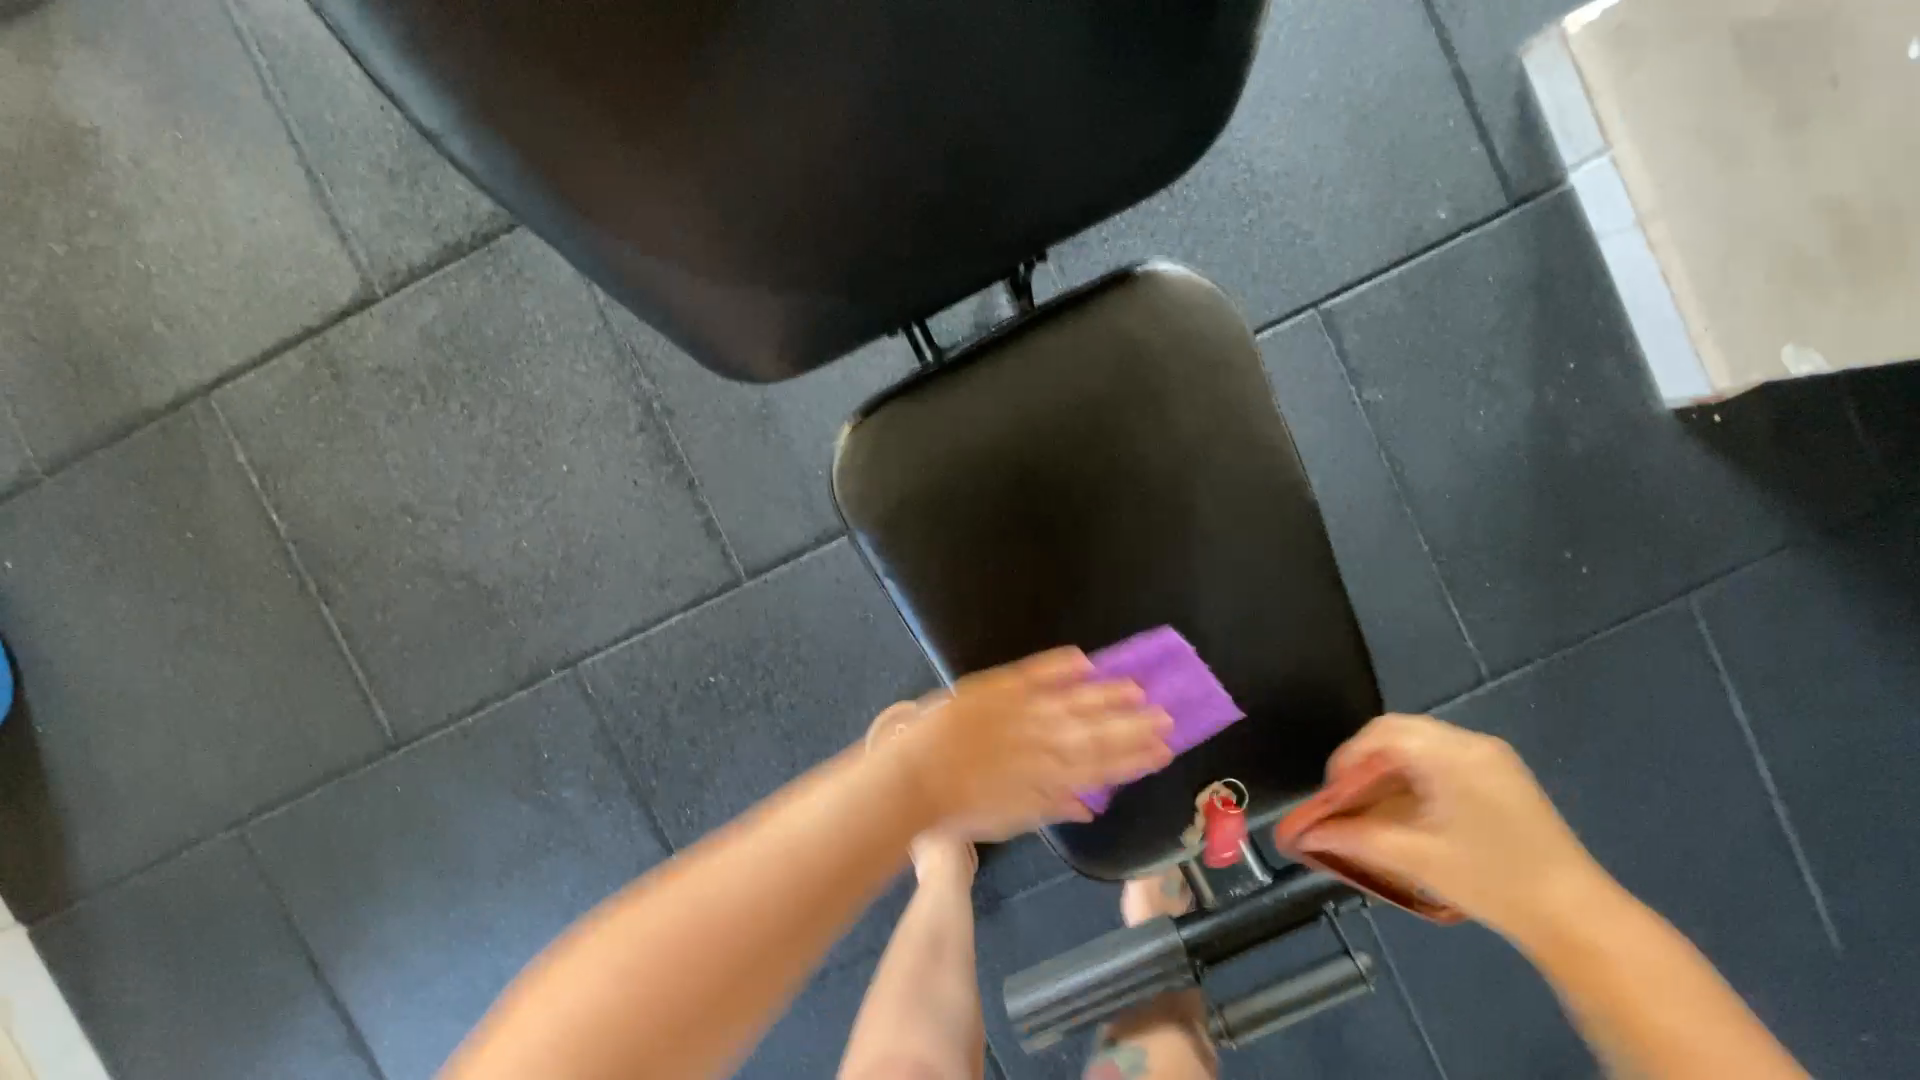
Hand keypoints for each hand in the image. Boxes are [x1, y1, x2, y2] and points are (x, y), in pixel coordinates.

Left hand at [886, 647, 1173, 841]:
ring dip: (1108, 695)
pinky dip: (1060, 665)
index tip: (1163, 749)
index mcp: (1049, 779)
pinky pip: (1036, 672)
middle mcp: (1044, 743)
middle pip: (1098, 733)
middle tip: (1167, 716)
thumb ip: (1053, 808)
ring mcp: (1022, 712)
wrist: (915, 776)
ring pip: (1075, 701)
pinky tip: (1084, 659)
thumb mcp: (1011, 820)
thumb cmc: (959, 806)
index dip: (1135, 758)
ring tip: (1138, 687)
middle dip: (1134, 726)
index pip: (1103, 767)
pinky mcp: (998, 688)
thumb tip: (1089, 806)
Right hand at [1293, 714, 1613, 940]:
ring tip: (1370, 810)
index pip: (1381, 734)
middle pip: (1398, 734)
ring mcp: (1490, 759)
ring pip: (1417, 746)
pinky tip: (1404, 813)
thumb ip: (1353, 838)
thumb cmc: (1493, 881)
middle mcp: (1472, 744)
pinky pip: (1440, 760)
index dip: (1346, 761)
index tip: (1331, 798)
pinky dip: (1411, 779)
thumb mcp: (1415, 858)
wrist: (1576, 916)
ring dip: (1386, 771)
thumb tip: (1304, 834)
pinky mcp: (1500, 777)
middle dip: (1363, 764)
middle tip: (1346, 801)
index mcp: (1453, 755)